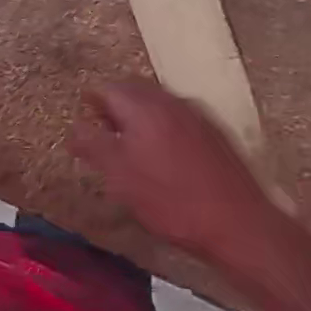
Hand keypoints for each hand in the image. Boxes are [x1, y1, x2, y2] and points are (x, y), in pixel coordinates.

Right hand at [71, 81, 292, 270]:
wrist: (236, 222)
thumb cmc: (172, 202)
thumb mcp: (121, 178)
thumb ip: (94, 146)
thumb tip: (74, 128)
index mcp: (145, 107)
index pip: (108, 89)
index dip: (92, 104)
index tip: (85, 123)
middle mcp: (172, 101)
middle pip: (134, 91)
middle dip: (115, 107)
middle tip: (103, 133)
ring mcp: (197, 115)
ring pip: (158, 104)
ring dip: (139, 117)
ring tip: (130, 149)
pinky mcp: (214, 132)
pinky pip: (178, 118)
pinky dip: (162, 128)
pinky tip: (162, 158)